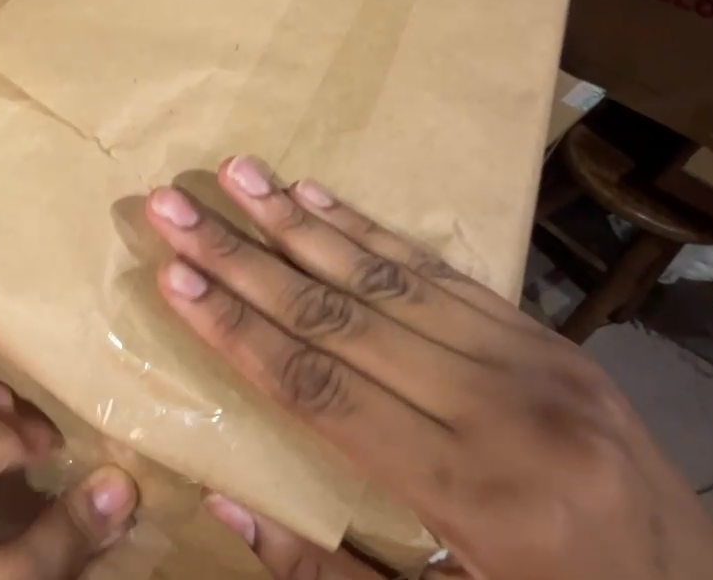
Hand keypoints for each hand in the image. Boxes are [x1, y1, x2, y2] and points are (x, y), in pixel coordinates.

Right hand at [144, 155, 712, 579]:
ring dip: (294, 218)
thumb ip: (326, 572)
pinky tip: (312, 194)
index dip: (237, 330)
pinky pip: (436, 268)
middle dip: (239, 255)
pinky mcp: (541, 334)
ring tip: (231, 172)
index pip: (321, 390)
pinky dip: (364, 228)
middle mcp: (504, 411)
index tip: (171, 276)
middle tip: (172, 206)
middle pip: (338, 315)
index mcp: (478, 495)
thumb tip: (223, 499)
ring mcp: (531, 360)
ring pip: (384, 274)